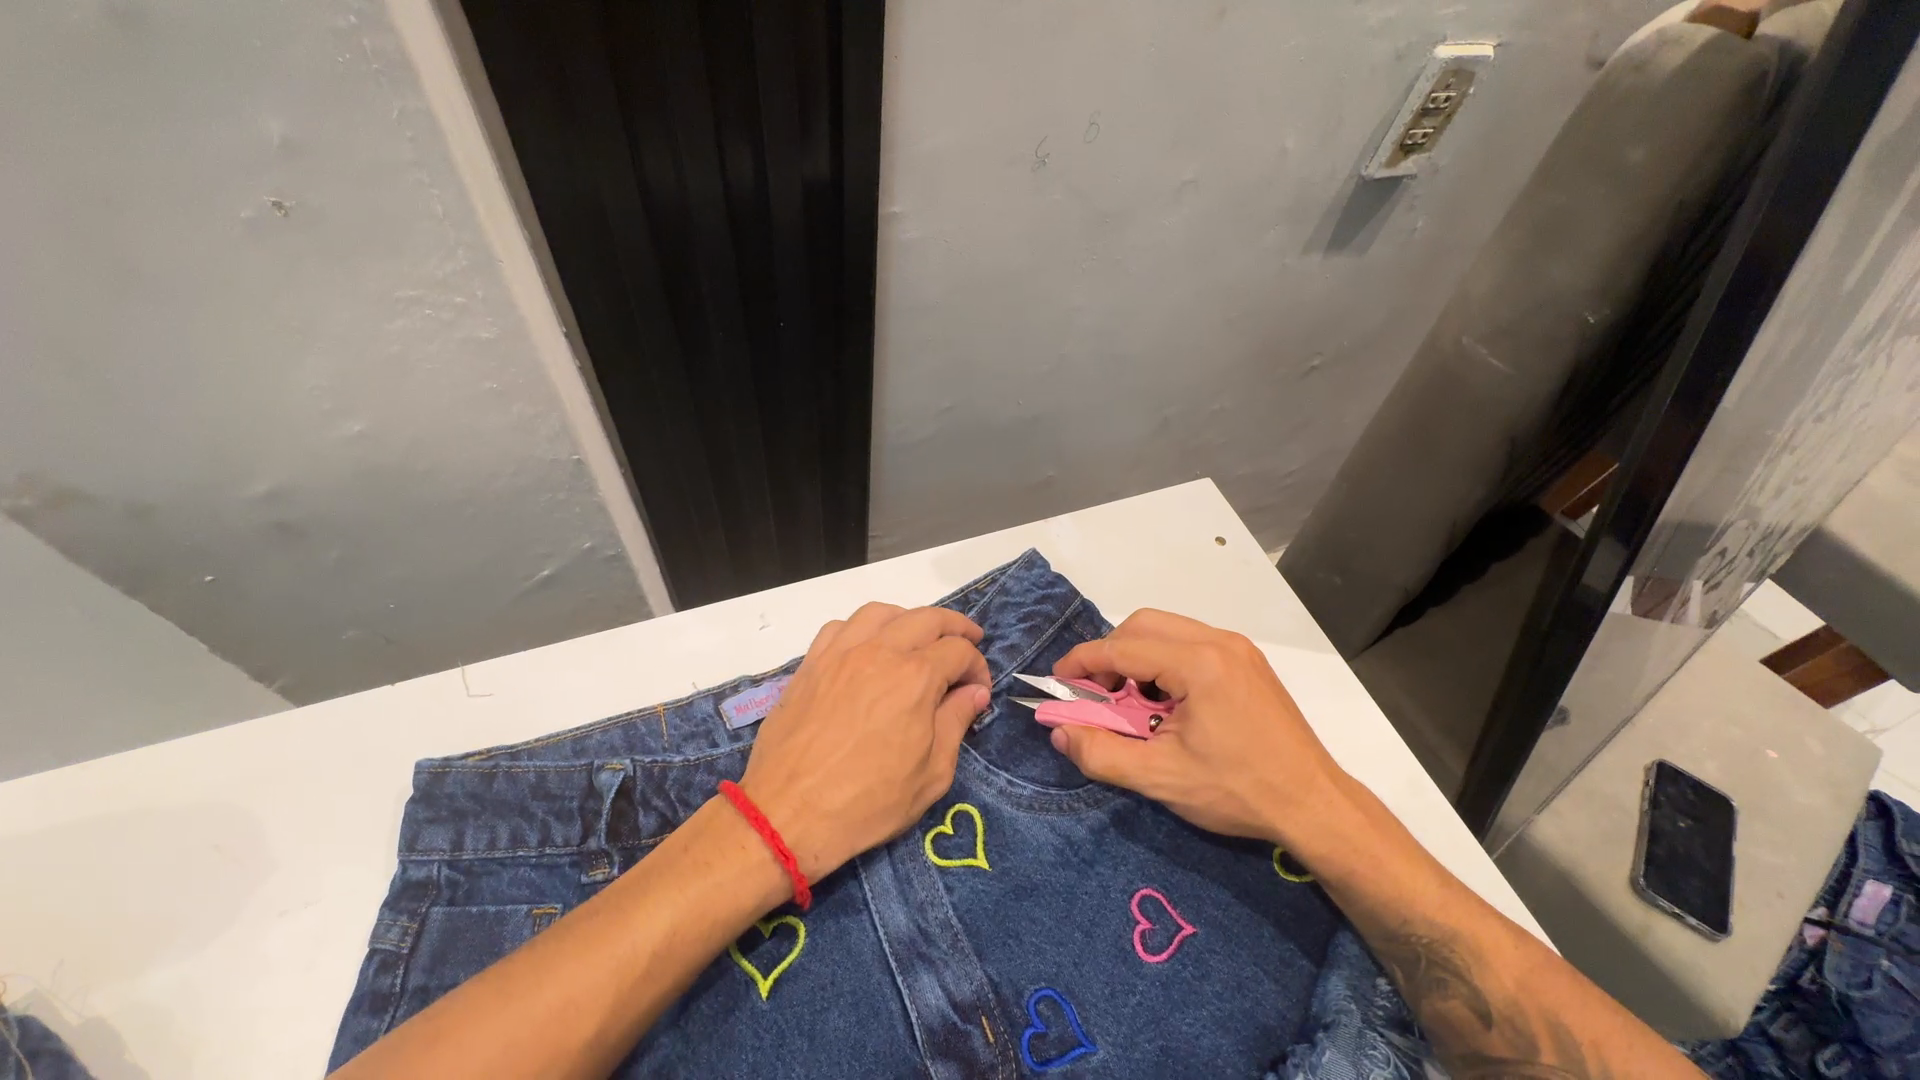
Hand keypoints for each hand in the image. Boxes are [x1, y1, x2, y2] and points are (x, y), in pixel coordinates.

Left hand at [738, 603, 991, 882]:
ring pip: (881, 613)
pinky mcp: (811, 664)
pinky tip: (868, 648)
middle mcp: (879, 652)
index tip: (979, 690)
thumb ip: (956, 723)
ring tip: (919, 637)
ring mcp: (840, 654)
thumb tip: (974, 692)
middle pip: (926, 618)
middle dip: (955, 628)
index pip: (959, 650)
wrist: (788, 813)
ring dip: (908, 619)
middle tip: (967, 643)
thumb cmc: (867, 802)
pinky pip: (841, 627)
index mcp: (915, 677)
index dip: (977, 666)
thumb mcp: (931, 774)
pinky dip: (863, 628)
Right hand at [1046, 609, 1346, 848]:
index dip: (1083, 663)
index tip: (1057, 684)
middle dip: (1110, 654)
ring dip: (1137, 658)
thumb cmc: (1237, 791)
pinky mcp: (1248, 663)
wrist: (1315, 805)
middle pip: (1144, 625)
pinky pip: (1192, 645)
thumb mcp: (1160, 777)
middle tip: (1096, 695)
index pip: (1123, 647)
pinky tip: (1164, 705)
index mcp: (1199, 663)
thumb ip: (1101, 753)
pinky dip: (1164, 664)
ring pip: (1168, 631)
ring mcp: (1238, 650)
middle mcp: (1220, 642)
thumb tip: (1059, 731)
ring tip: (1128, 704)